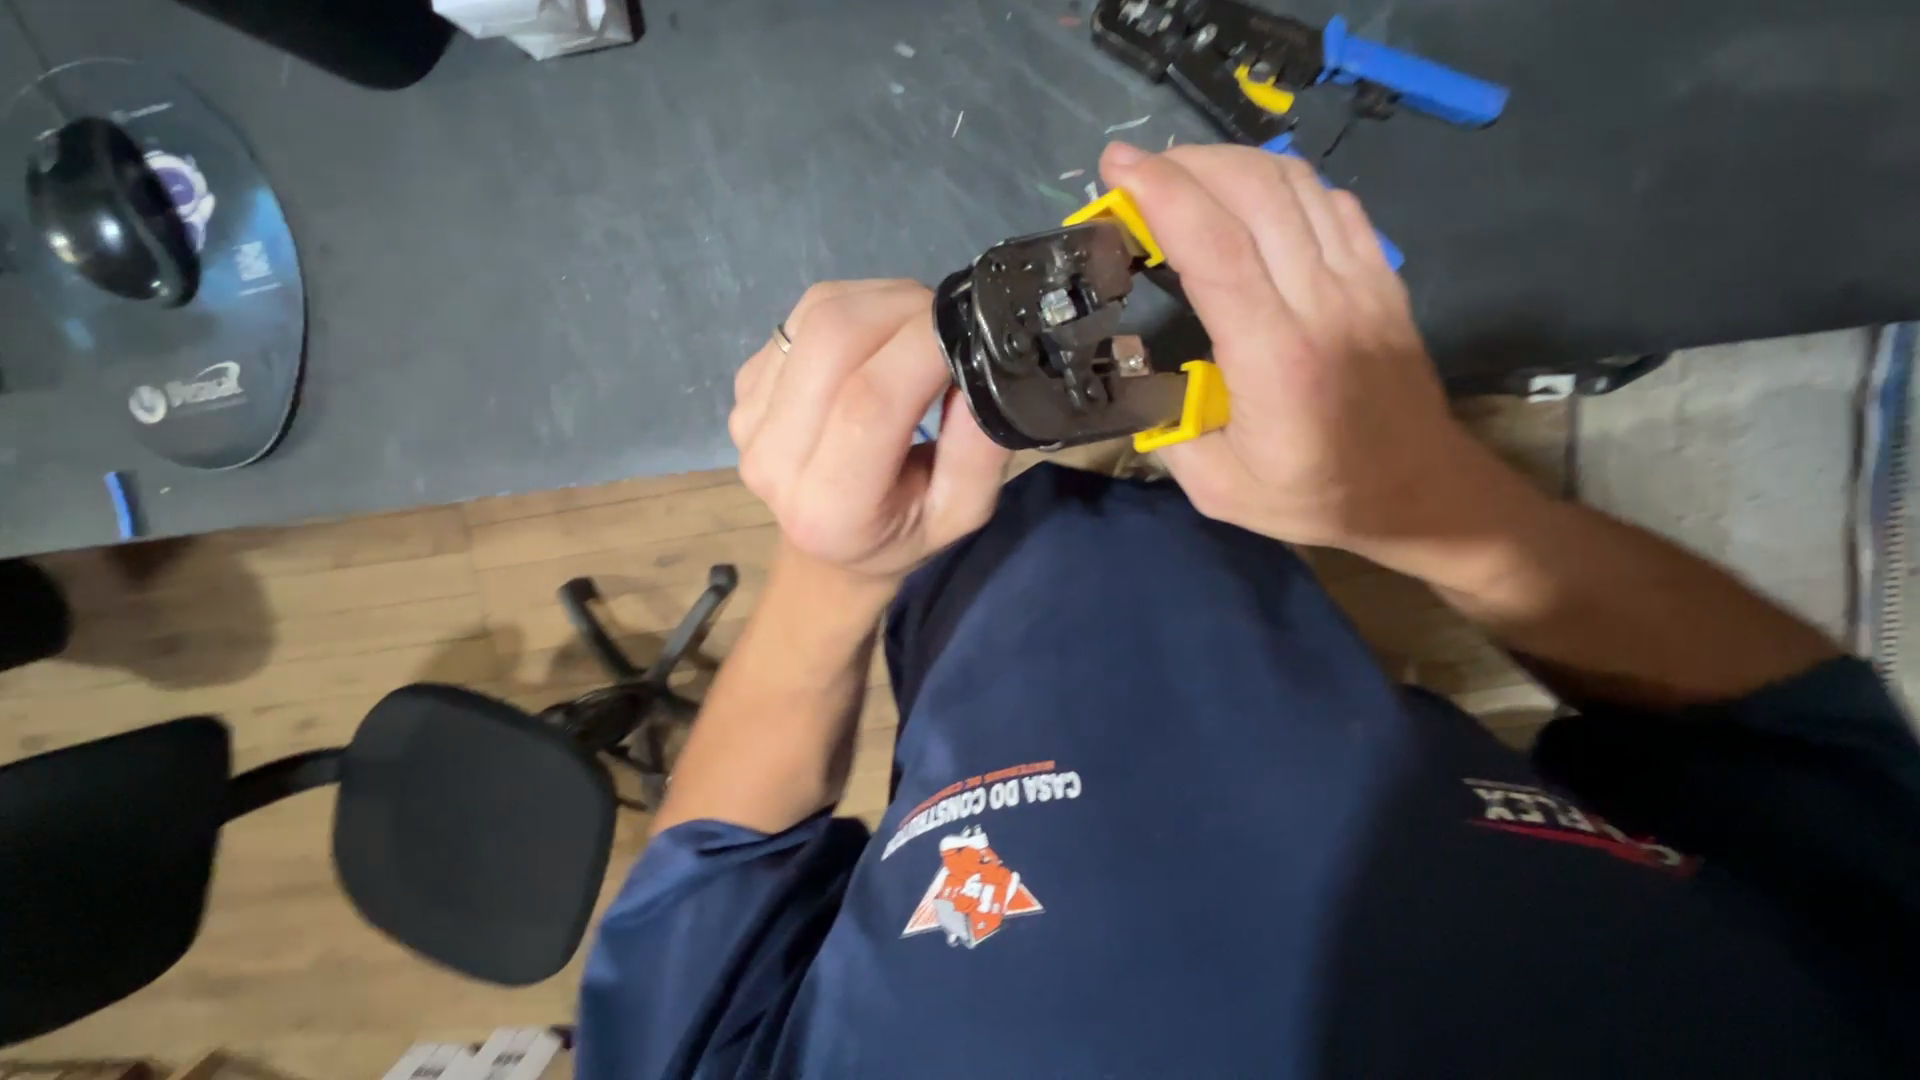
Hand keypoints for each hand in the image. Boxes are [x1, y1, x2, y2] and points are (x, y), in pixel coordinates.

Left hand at [730, 280, 1011, 585]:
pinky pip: (802, 317)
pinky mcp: (745, 386)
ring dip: (883, 300)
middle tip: (950, 321)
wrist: (832, 544)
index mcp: (830, 509)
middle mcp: (773, 463)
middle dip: (905, 309)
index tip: (971, 331)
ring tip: (921, 326)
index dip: (924, 347)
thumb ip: (978, 453)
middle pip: (833, 340)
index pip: (870, 402)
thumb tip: (980, 367)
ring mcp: (749, 420)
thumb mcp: (962, 512)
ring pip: (817, 316)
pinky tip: (879, 336)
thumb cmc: (904, 530)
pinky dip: (854, 307)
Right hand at [1099, 142, 1501, 551]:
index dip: (1162, 195)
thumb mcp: (1219, 490)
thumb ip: (1167, 437)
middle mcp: (1320, 302)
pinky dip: (1279, 182)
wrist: (1418, 489)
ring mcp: (1360, 280)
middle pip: (1252, 193)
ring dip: (1229, 163)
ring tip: (1183, 175)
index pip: (1214, 247)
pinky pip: (1330, 201)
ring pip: (1293, 184)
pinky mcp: (1380, 275)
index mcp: (1273, 356)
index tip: (1117, 169)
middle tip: (1137, 171)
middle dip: (1184, 164)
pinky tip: (1249, 197)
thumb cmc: (1315, 494)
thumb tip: (1135, 383)